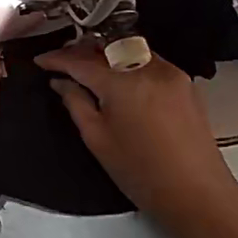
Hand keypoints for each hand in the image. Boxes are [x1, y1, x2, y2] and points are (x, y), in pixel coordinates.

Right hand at [35, 41, 237, 236]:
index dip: (57, 59)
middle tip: (61, 62)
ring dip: (105, 52)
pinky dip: (126, 61)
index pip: (81, 60)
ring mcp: (171, 73)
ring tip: (86, 68)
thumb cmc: (143, 174)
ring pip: (129, 47)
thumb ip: (76, 103)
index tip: (41, 62)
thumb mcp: (98, 140)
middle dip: (81, 50)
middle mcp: (150, 69)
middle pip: (108, 45)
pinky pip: (148, 59)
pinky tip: (116, 78)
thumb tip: (61, 83)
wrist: (195, 192)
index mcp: (124, 84)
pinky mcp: (184, 82)